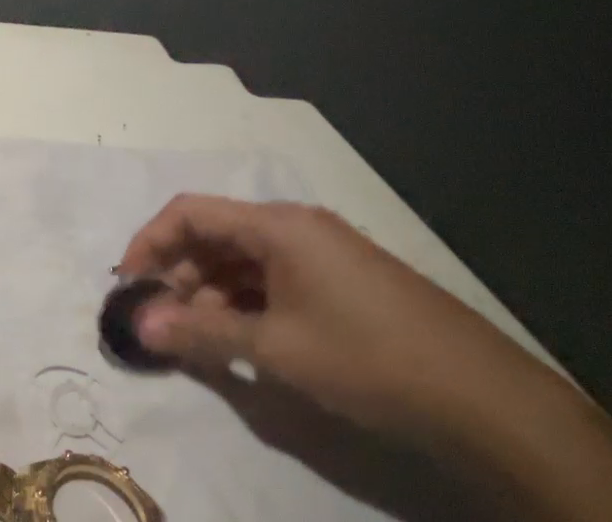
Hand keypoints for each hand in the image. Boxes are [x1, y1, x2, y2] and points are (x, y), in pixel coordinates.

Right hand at [117, 194, 537, 440]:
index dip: (149, 243)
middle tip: (161, 320)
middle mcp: (298, 227)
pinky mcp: (343, 282)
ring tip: (198, 339)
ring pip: (244, 260)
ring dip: (212, 293)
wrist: (485, 399)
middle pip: (216, 234)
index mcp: (278, 225)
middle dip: (179, 273)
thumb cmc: (367, 358)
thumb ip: (201, 331)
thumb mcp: (275, 348)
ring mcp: (324, 254)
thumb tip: (139, 323)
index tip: (126, 284)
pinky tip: (244, 341)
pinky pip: (275, 279)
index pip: (190, 212)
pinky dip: (247, 304)